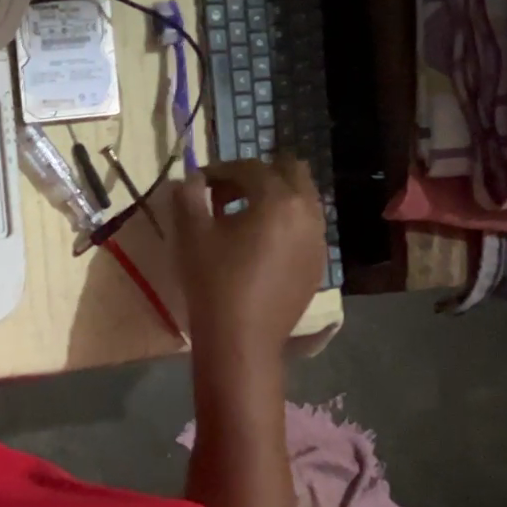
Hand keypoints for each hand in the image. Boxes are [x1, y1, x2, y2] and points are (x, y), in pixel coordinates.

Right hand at [174, 157, 326, 357]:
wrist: (242, 339)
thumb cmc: (213, 284)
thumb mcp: (191, 237)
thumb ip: (188, 199)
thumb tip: (190, 180)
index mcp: (277, 200)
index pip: (250, 168)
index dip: (221, 170)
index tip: (198, 183)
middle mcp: (307, 212)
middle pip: (290, 173)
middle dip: (257, 177)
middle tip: (226, 195)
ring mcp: (318, 239)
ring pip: (301, 201)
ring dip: (273, 201)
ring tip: (241, 223)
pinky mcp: (317, 264)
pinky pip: (304, 230)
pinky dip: (283, 227)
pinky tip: (257, 250)